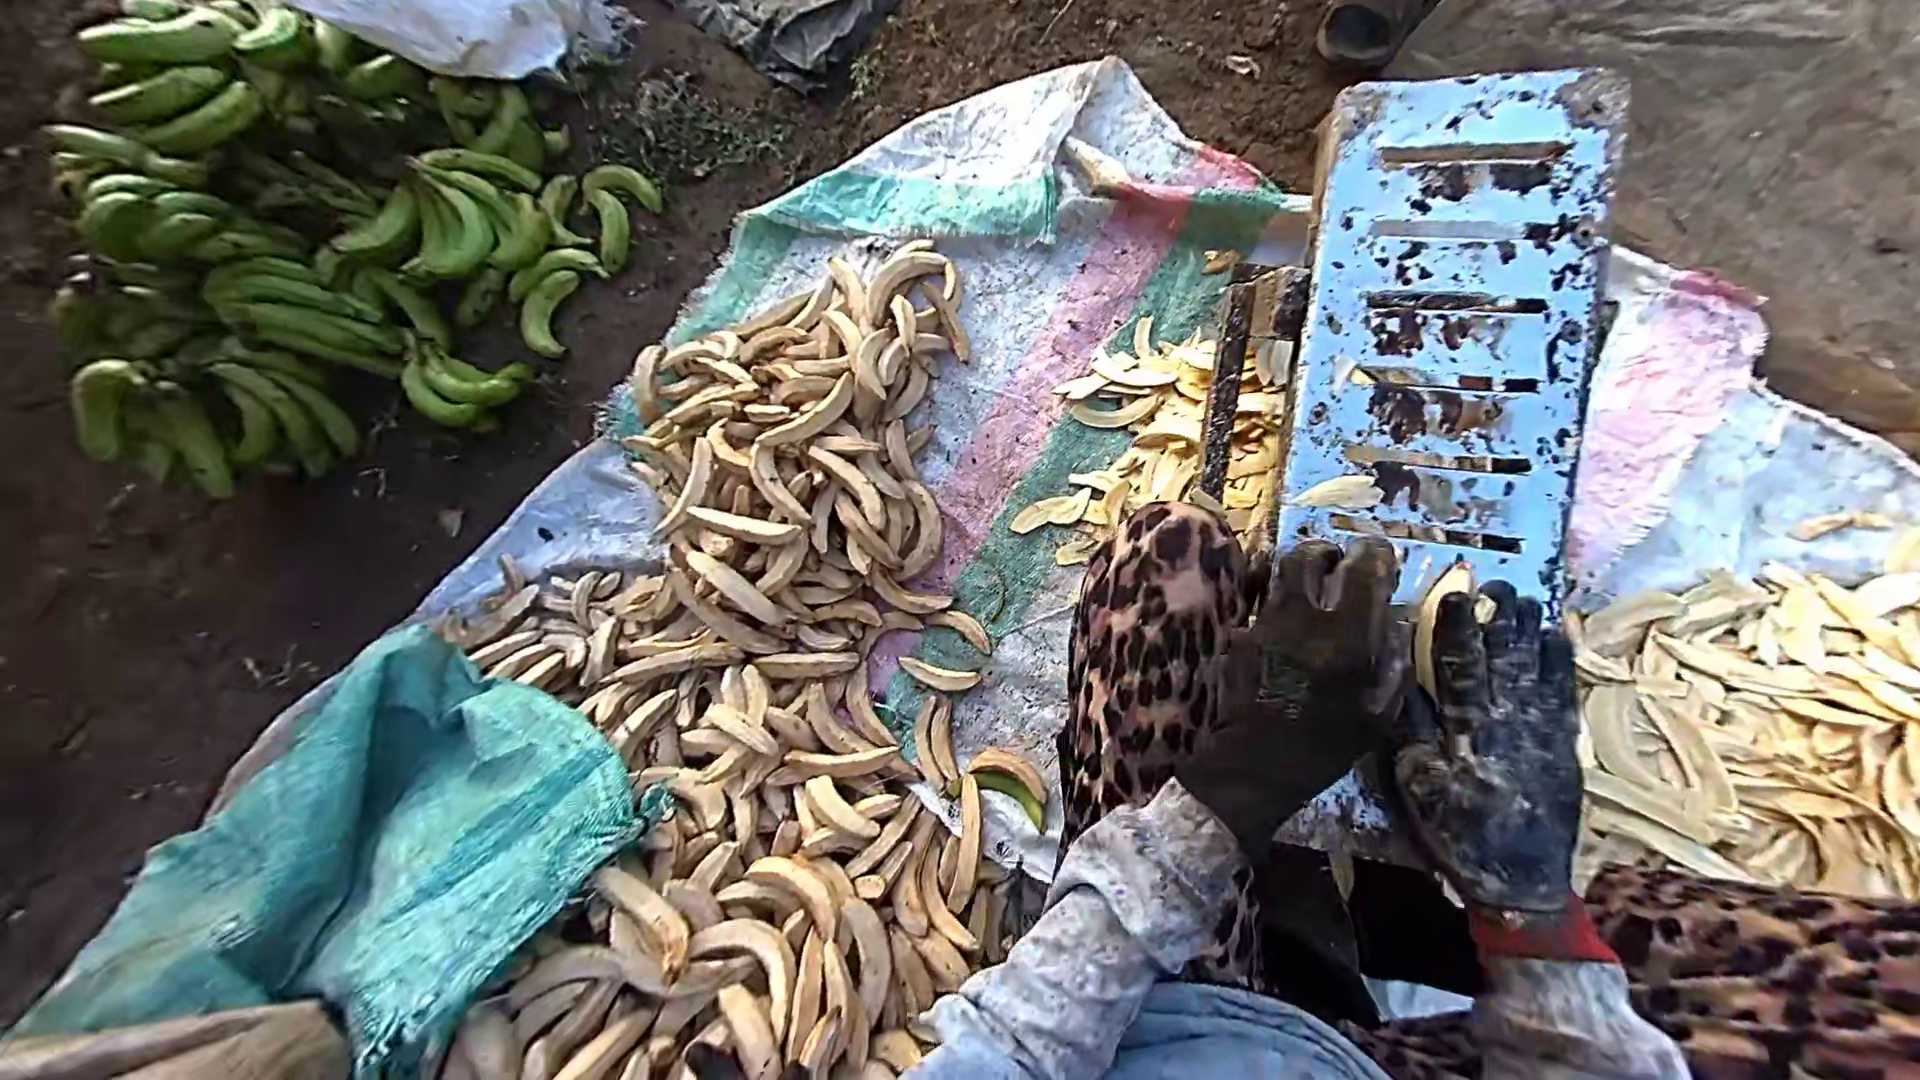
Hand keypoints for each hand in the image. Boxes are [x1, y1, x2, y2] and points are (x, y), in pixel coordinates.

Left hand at [1175, 537, 1408, 862]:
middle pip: (1307, 557)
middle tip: (1336, 563)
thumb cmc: (1326, 742)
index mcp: (1346, 637)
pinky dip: (1269, 589)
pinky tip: (1280, 604)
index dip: (1374, 554)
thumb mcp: (1378, 710)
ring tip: (1308, 580)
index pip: (1362, 571)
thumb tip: (1394, 618)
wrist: (1257, 759)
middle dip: (1326, 552)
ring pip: (1275, 569)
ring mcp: (1262, 622)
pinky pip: (1253, 595)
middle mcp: (1300, 618)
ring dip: (1295, 565)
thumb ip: (1393, 659)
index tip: (1379, 553)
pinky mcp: (1237, 632)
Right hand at [1393, 581, 1581, 913]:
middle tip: (1495, 581)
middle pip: (1506, 662)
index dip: (1457, 629)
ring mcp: (1543, 735)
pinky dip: (1561, 665)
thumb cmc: (1453, 828)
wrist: (1518, 879)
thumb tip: (1400, 676)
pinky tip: (1557, 638)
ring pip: (1538, 672)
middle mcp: (1511, 725)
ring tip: (1525, 597)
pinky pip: (1563, 697)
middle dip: (1500, 619)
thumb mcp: (1414, 779)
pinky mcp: (1564, 748)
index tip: (1454, 593)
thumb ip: (1410, 726)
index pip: (1461, 669)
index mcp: (1468, 732)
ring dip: (1531, 632)